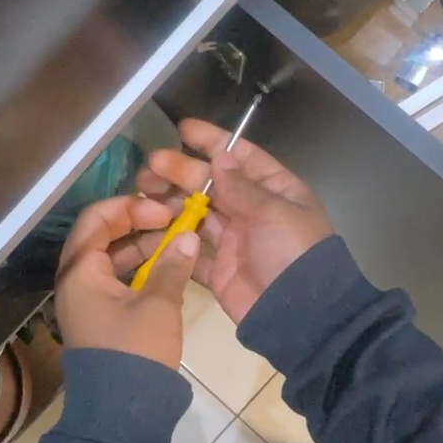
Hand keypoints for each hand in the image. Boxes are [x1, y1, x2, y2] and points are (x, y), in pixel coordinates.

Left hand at [54, 194, 200, 368]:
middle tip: (175, 223)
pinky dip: (140, 271)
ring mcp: (88, 302)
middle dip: (140, 225)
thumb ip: (173, 266)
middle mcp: (77, 282)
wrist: (122, 412)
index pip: (97, 218)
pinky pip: (117, 282)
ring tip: (177, 243)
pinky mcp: (101, 319)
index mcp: (80, 272)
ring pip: (112, 261)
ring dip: (142, 248)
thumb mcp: (159, 305)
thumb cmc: (136, 351)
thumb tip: (189, 236)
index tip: (165, 212)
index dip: (131, 207)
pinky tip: (168, 268)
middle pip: (103, 237)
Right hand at [137, 118, 333, 323]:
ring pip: (196, 214)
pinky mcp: (217, 270)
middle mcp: (252, 212)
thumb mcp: (273, 211)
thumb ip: (242, 186)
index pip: (241, 157)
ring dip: (170, 202)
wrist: (299, 314)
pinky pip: (190, 251)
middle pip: (211, 184)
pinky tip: (148, 228)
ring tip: (143, 193)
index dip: (212, 141)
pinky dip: (171, 241)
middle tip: (150, 166)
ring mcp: (233, 242)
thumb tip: (220, 157)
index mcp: (274, 191)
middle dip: (180, 172)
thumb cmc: (292, 252)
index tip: (183, 129)